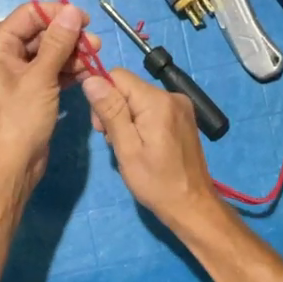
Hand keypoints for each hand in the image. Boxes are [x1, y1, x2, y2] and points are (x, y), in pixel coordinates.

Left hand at [0, 2, 100, 189]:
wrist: (11, 166)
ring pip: (48, 54)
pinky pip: (50, 73)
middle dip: (68, 37)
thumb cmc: (20, 120)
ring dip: (71, 54)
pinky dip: (67, 71)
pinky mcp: (30, 93)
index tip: (85, 20)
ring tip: (95, 60)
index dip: (56, 14)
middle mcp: (3, 58)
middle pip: (40, 34)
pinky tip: (87, 73)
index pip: (27, 15)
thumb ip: (58, 43)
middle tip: (95, 45)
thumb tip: (72, 12)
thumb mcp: (40, 78)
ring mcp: (17, 77)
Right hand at [82, 70, 224, 234]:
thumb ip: (110, 111)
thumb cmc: (156, 182)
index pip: (118, 76)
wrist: (191, 205)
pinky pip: (153, 109)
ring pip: (139, 99)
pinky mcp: (184, 118)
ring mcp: (181, 106)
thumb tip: (91, 79)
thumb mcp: (127, 148)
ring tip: (131, 148)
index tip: (102, 128)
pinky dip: (141, 123)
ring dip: (127, 119)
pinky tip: (144, 146)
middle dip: (114, 110)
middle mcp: (172, 96)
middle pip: (129, 88)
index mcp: (157, 101)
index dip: (103, 96)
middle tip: (115, 142)